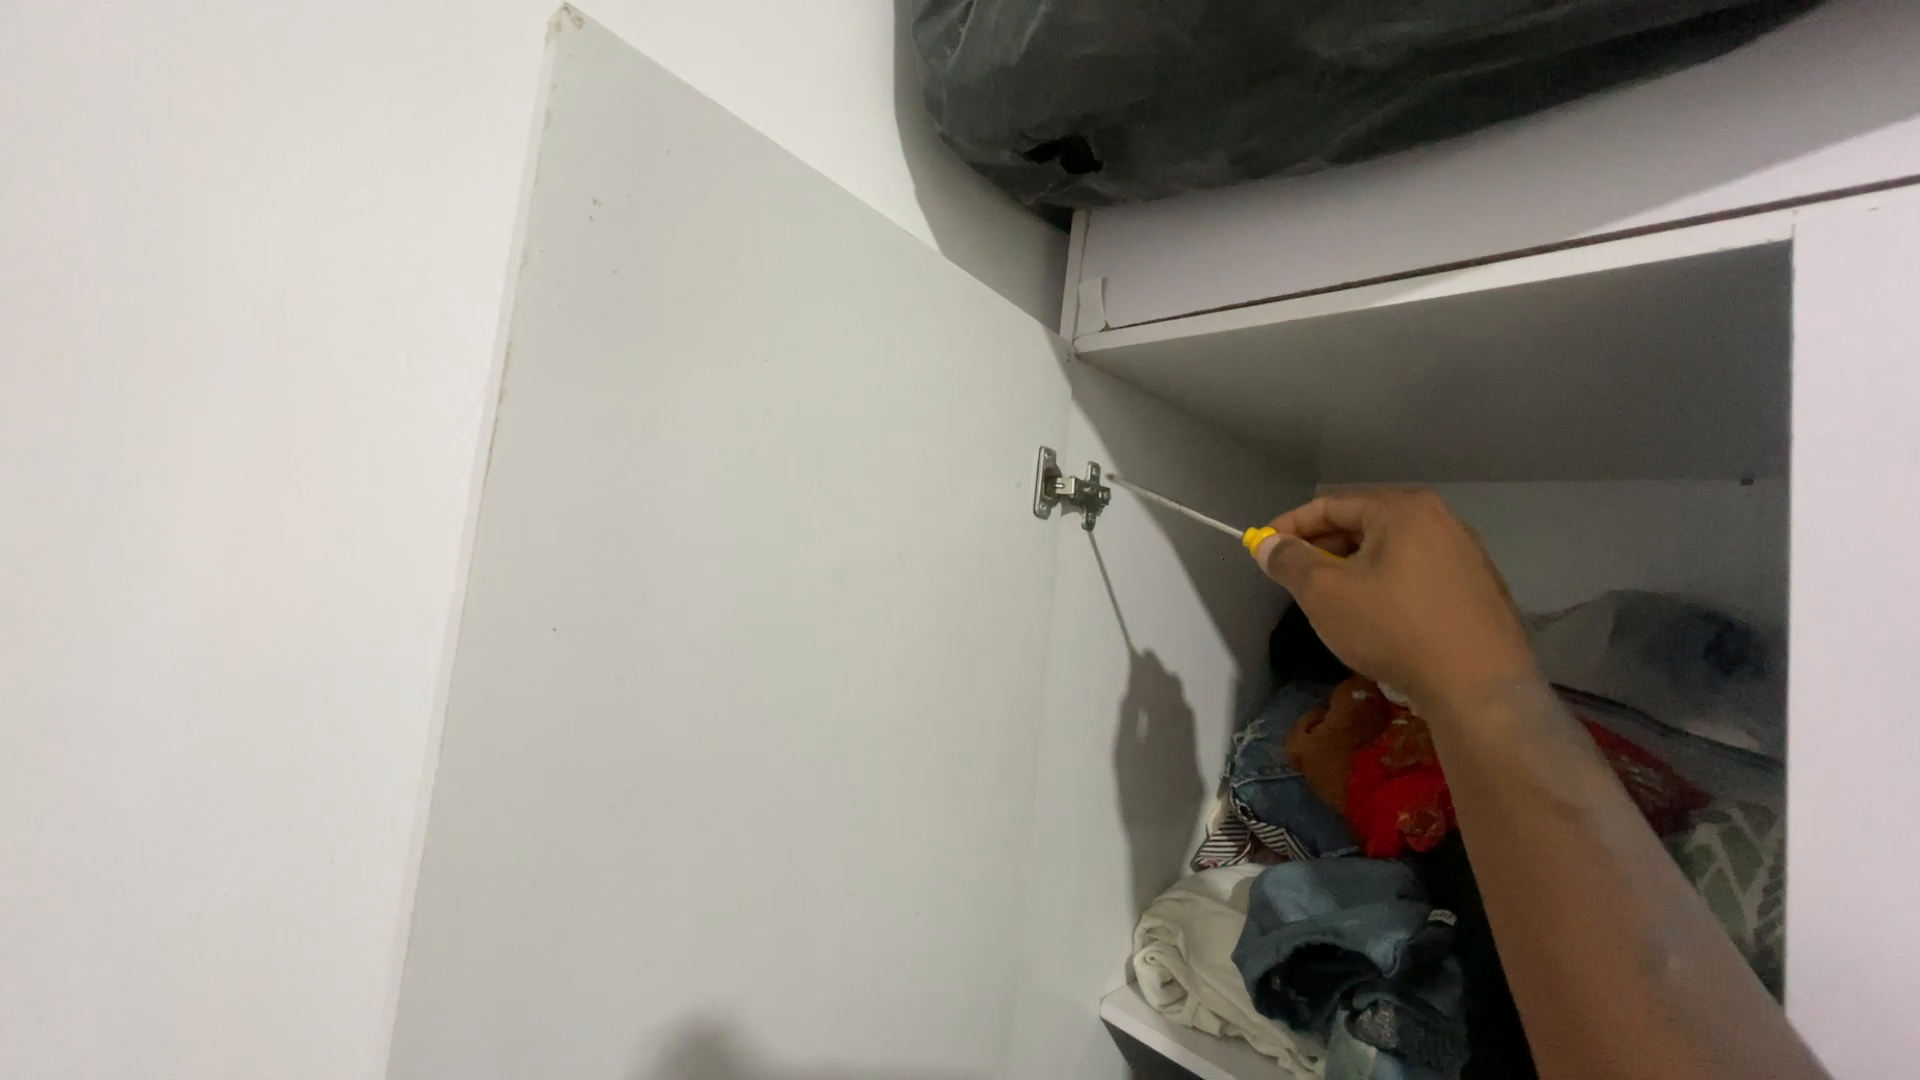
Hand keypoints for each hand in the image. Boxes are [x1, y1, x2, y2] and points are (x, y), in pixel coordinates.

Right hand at [1254, 489, 1539, 716]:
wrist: (1478, 689)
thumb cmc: (1392, 628)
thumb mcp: (1324, 593)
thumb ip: (1289, 561)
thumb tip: (1267, 545)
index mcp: (1403, 510)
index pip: (1330, 505)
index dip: (1289, 526)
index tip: (1263, 550)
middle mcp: (1441, 521)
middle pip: (1362, 525)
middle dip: (1321, 549)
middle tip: (1293, 577)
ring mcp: (1465, 555)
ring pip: (1389, 552)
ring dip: (1351, 569)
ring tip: (1329, 601)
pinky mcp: (1477, 590)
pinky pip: (1415, 575)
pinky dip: (1384, 586)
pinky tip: (1374, 619)